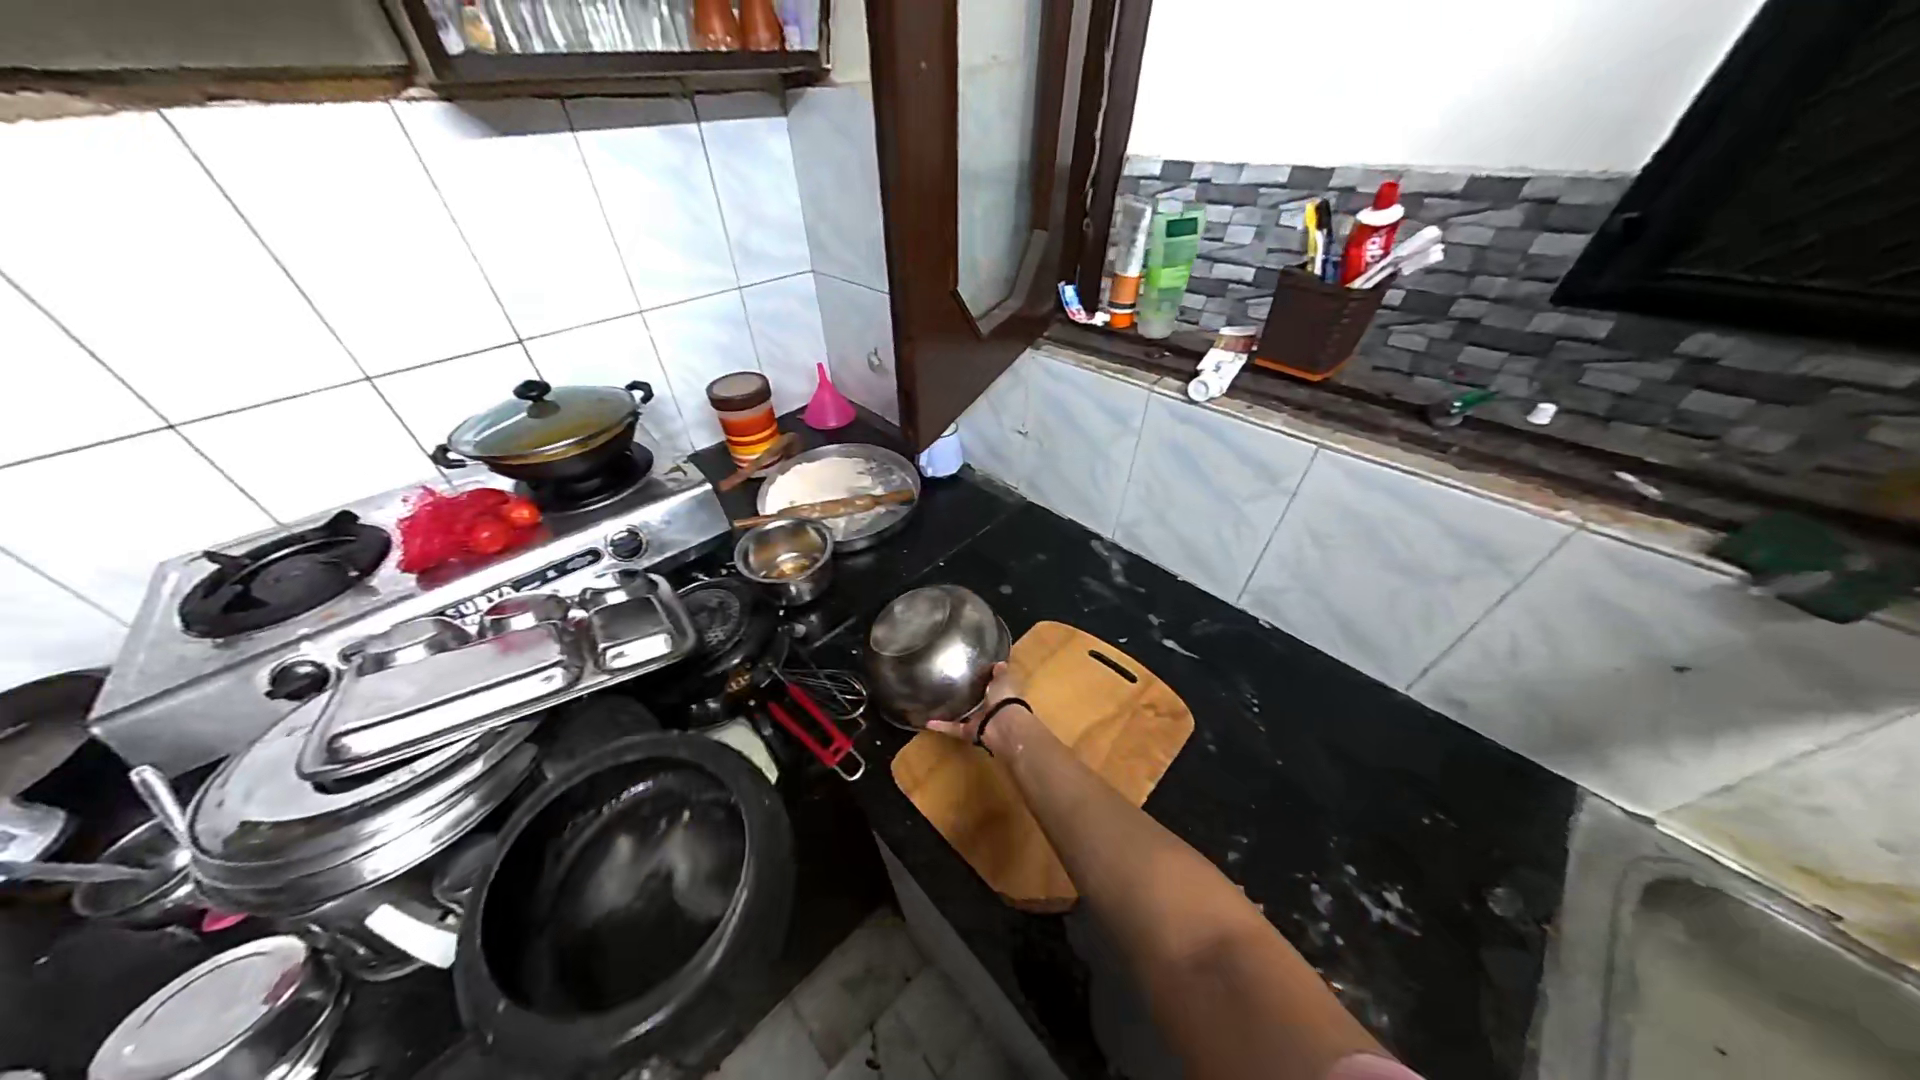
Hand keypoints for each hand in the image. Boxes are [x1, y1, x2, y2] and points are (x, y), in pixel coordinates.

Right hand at [926, 662, 1022, 744]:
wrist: (1003, 725)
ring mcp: (980, 722)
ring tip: (937, 704)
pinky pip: (953, 727)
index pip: (995, 687)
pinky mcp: (969, 732)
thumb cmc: (1005, 699)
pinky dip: (942, 725)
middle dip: (970, 698)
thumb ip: (1000, 672)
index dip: (988, 682)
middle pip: (980, 703)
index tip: (975, 673)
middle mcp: (991, 709)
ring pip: (966, 717)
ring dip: (954, 713)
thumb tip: (1000, 663)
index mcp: (1001, 696)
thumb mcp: (1003, 679)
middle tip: (952, 687)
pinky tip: (928, 721)